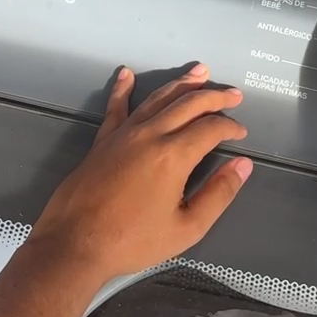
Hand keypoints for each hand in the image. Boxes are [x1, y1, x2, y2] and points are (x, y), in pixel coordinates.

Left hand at [28, 63, 252, 280]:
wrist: (74, 244)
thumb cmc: (132, 242)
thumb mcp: (186, 228)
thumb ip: (218, 194)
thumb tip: (242, 166)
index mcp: (173, 156)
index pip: (211, 129)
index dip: (231, 127)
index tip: (241, 133)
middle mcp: (150, 135)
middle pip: (188, 104)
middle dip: (215, 97)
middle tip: (234, 95)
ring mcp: (123, 135)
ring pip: (157, 98)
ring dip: (181, 84)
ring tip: (200, 72)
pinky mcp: (102, 141)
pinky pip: (116, 107)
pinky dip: (123, 89)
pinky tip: (127, 74)